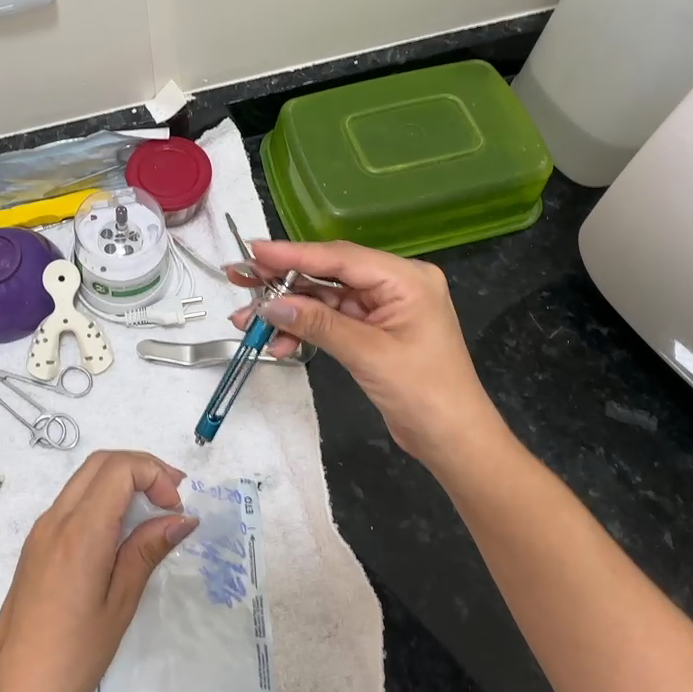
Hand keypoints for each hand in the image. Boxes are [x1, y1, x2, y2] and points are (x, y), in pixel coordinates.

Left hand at [0, 451, 198, 691]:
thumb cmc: (75, 656)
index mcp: (79, 531)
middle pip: (100, 463)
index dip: (154, 473)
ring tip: (154, 514)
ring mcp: (40, 532)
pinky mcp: (35, 548)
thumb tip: (182, 517)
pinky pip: (71, 504)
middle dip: (141, 468)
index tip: (177, 507)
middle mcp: (54, 520)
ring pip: (83, 480)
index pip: (119, 468)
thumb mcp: (120, 603)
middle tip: (174, 498)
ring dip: (120, 483)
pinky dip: (101, 501)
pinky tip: (121, 534)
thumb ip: (148, 550)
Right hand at [229, 239, 505, 469]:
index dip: (294, 254)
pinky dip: (303, 330)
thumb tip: (269, 304)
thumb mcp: (368, 354)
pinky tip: (275, 344)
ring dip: (287, 310)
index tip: (254, 251)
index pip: (340, 258)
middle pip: (328, 273)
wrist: (453, 440)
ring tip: (245, 320)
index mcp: (405, 278)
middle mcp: (394, 285)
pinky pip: (330, 321)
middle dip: (283, 281)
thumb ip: (318, 324)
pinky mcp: (373, 331)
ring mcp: (383, 308)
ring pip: (324, 299)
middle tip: (239, 278)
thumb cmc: (423, 392)